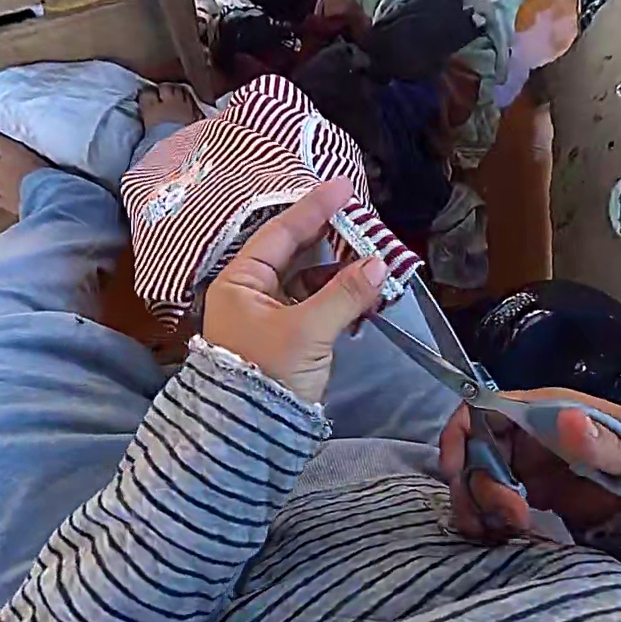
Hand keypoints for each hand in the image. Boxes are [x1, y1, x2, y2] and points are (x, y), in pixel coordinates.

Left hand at [201, 178, 389, 403]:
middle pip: (296, 254)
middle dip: (331, 240)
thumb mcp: (307, 331)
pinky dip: (341, 298)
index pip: (280, 233)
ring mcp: (272, 315)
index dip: (313, 209)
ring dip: (341, 273)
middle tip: (363, 223)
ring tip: (373, 264)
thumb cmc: (267, 374)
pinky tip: (363, 296)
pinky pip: (319, 305)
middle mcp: (254, 293)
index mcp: (241, 282)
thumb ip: (343, 295)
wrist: (252, 433)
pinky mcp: (290, 336)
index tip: (343, 187)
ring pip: (311, 281)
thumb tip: (379, 264)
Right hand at [436, 389, 620, 543]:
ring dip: (477, 506)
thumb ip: (600, 443)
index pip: (483, 408)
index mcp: (546, 412)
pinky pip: (494, 503)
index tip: (456, 471)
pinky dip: (489, 521)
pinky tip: (504, 538)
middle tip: (509, 519)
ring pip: (478, 478)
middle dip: (477, 485)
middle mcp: (528, 434)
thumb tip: (565, 419)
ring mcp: (528, 464)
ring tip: (500, 533)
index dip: (460, 434)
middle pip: (474, 450)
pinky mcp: (532, 493)